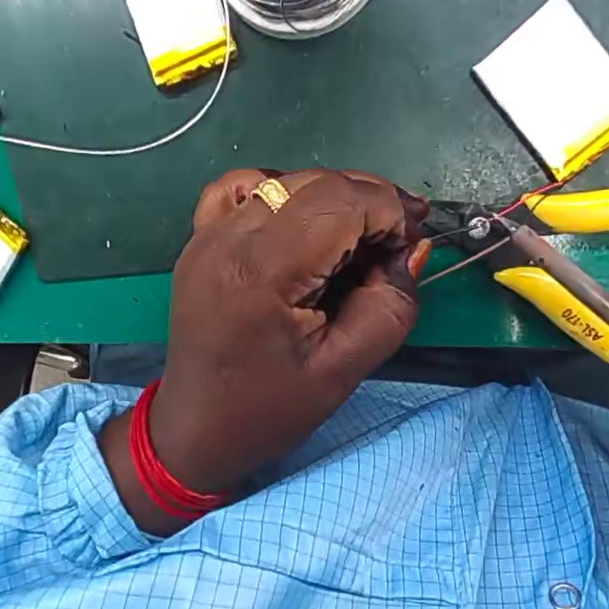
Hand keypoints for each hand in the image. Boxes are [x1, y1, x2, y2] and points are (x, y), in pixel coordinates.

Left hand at [102, 169, 431, 533]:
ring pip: (285, 180)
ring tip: (353, 240)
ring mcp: (206, 235)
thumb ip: (390, 306)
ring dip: (331, 199)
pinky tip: (299, 227)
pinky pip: (242, 190)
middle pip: (316, 182)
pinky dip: (280, 194)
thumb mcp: (344, 371)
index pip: (341, 201)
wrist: (197, 428)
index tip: (409, 247)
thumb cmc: (267, 411)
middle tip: (393, 245)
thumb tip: (410, 251)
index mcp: (261, 273)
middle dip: (368, 203)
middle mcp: (227, 239)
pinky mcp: (198, 241)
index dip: (390, 212)